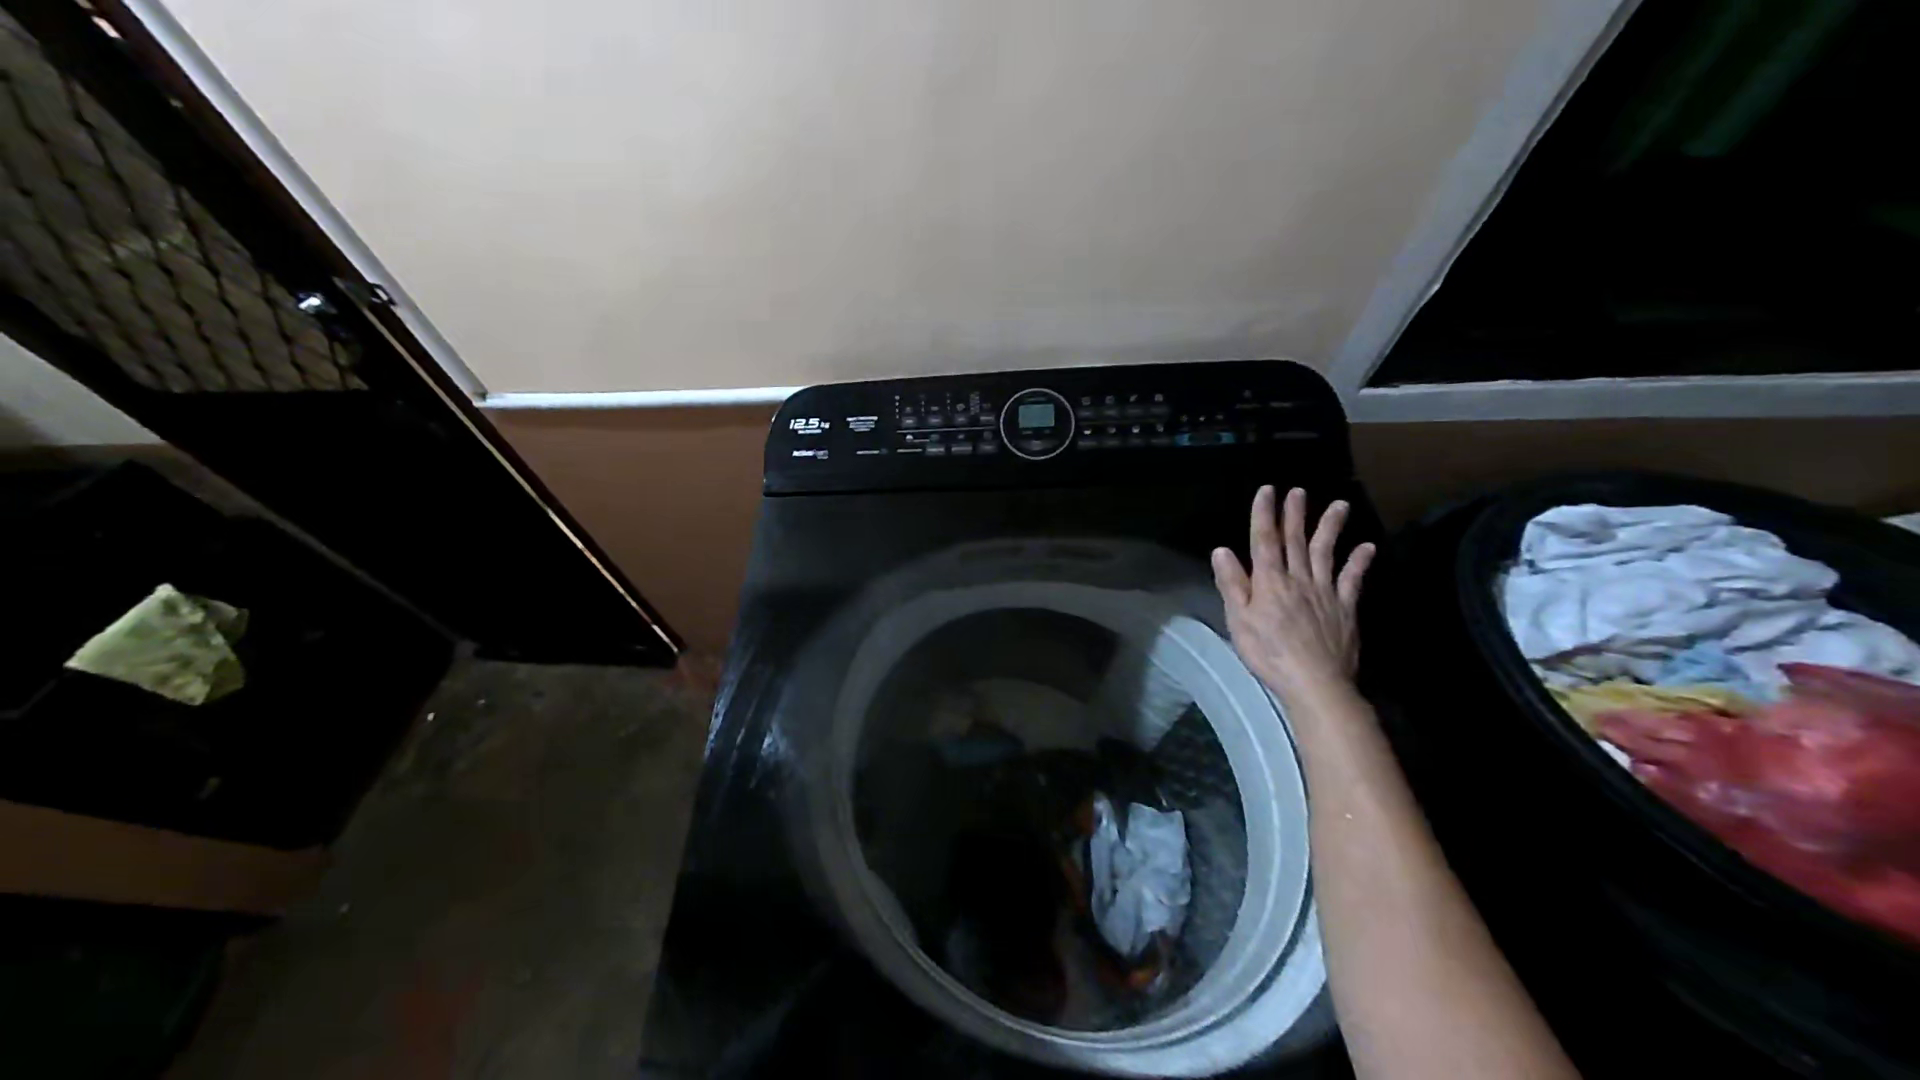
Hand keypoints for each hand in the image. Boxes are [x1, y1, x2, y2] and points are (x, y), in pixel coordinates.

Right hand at [1211, 486, 1375, 705]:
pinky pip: (1352, 579)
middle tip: (1298, 491)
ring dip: (1331, 527)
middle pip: (1296, 540)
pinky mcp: (1345, 607)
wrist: (1314, 681)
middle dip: (1295, 514)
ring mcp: (1325, 591)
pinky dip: (1360, 562)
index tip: (1267, 490)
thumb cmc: (1268, 653)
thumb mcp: (1238, 620)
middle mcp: (1298, 578)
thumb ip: (1232, 584)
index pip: (1264, 540)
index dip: (1265, 514)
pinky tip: (1367, 547)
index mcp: (1269, 581)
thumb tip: (1222, 550)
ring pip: (1327, 552)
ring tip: (1339, 505)